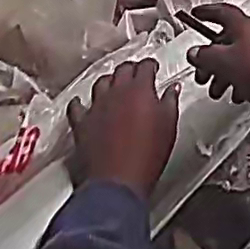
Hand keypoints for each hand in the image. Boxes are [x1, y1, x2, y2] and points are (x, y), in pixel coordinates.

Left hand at [69, 59, 177, 199]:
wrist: (118, 183)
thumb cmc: (146, 157)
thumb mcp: (168, 126)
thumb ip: (170, 102)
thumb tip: (172, 89)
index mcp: (139, 89)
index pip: (144, 67)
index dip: (150, 65)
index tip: (153, 67)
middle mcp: (116, 92)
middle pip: (122, 70)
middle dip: (131, 69)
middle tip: (137, 73)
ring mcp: (97, 106)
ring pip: (101, 83)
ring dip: (108, 82)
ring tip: (113, 85)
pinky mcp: (82, 123)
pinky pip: (77, 107)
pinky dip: (79, 103)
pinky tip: (81, 103)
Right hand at [185, 4, 249, 127]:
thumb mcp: (227, 63)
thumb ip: (206, 57)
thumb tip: (194, 53)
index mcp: (243, 26)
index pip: (221, 12)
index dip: (206, 12)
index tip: (196, 14)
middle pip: (227, 40)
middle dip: (211, 56)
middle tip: (201, 71)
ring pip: (239, 59)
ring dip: (225, 74)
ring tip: (217, 91)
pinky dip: (241, 83)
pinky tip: (239, 96)